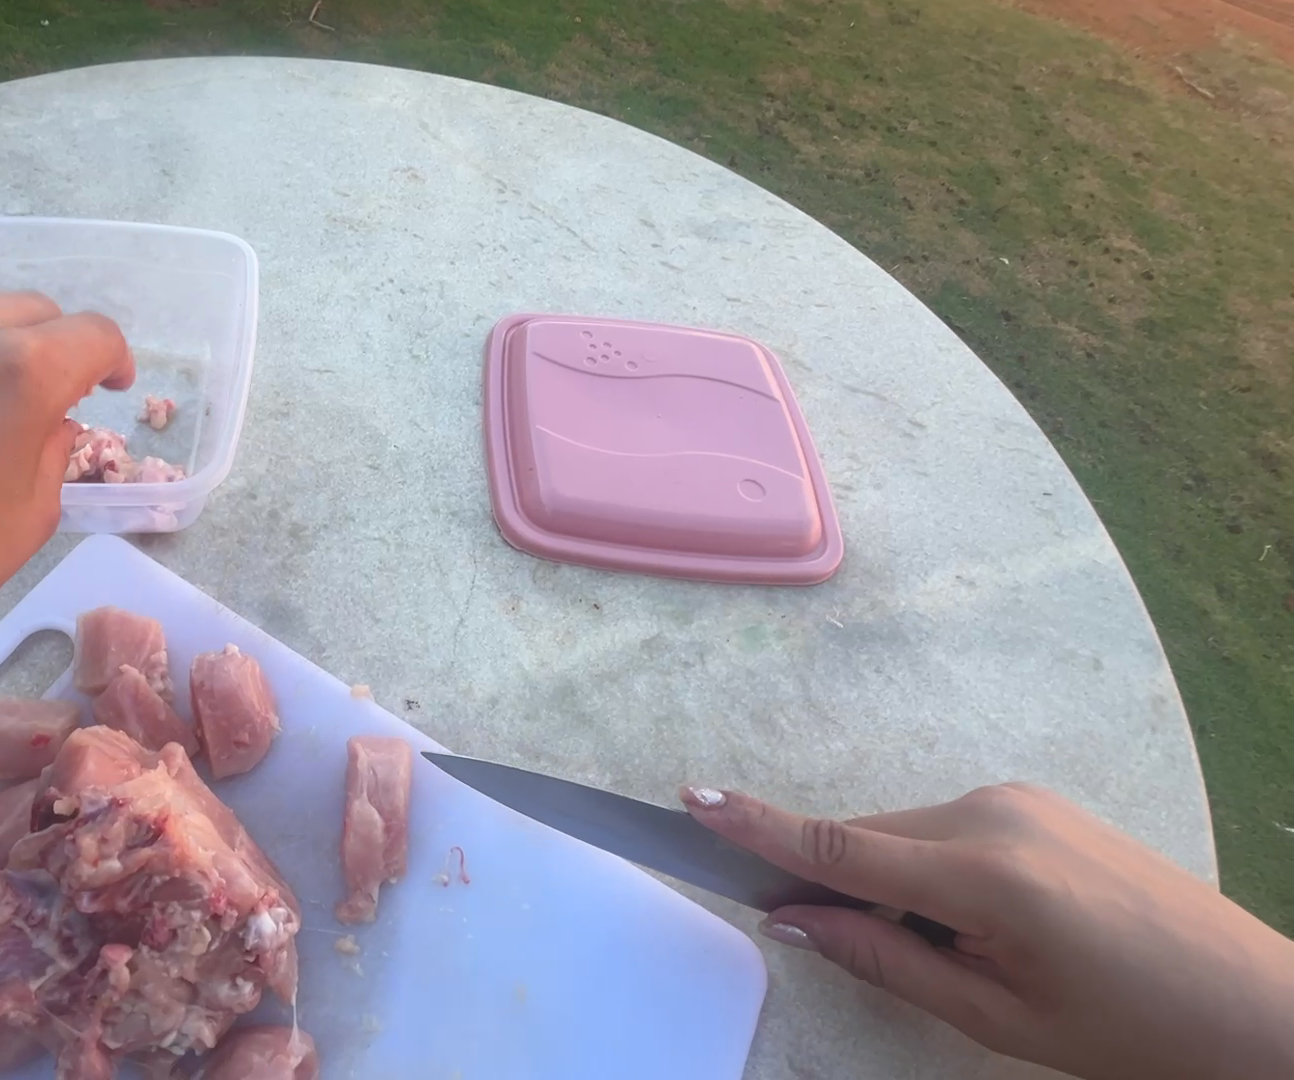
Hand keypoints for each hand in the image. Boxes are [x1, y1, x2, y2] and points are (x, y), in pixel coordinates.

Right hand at [681, 782, 1293, 1079]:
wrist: (1285, 1020)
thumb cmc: (1144, 1042)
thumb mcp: (1003, 1021)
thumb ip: (883, 959)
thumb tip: (789, 917)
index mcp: (990, 877)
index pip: (840, 847)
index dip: (759, 825)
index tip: (693, 799)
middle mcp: (990, 811)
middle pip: (866, 839)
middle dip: (846, 882)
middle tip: (864, 942)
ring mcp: (1013, 795)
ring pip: (898, 832)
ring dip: (892, 876)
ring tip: (966, 943)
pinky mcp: (1028, 796)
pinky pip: (938, 824)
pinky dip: (927, 863)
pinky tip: (992, 913)